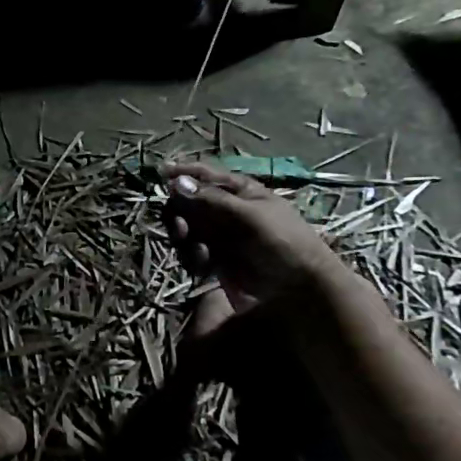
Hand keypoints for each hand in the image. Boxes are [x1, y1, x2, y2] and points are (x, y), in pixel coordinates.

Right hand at [160, 161, 344, 316]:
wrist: (301, 287)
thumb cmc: (284, 242)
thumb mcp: (251, 217)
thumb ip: (213, 200)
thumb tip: (177, 183)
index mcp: (238, 190)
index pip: (203, 174)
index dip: (181, 172)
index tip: (159, 175)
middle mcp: (224, 209)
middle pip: (187, 201)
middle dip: (179, 213)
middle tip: (183, 229)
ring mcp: (219, 234)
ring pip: (185, 228)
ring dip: (184, 239)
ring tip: (199, 254)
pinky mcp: (215, 259)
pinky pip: (190, 252)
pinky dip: (190, 257)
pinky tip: (203, 267)